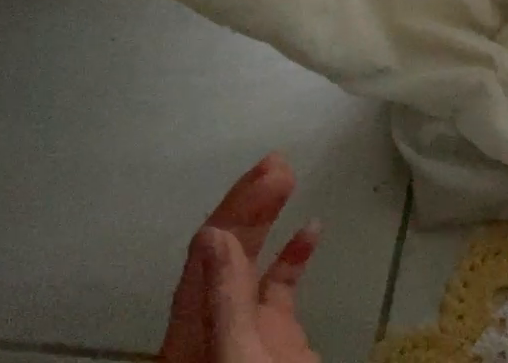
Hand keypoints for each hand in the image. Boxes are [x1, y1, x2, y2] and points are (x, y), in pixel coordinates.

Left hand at [160, 154, 321, 362]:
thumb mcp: (239, 359)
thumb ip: (224, 303)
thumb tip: (211, 236)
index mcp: (193, 334)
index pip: (207, 257)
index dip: (234, 209)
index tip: (269, 173)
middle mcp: (213, 327)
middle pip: (226, 253)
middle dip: (251, 205)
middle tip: (281, 163)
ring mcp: (245, 332)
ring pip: (252, 263)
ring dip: (270, 219)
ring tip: (291, 177)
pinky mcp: (275, 339)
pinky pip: (280, 287)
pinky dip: (295, 256)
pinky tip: (314, 230)